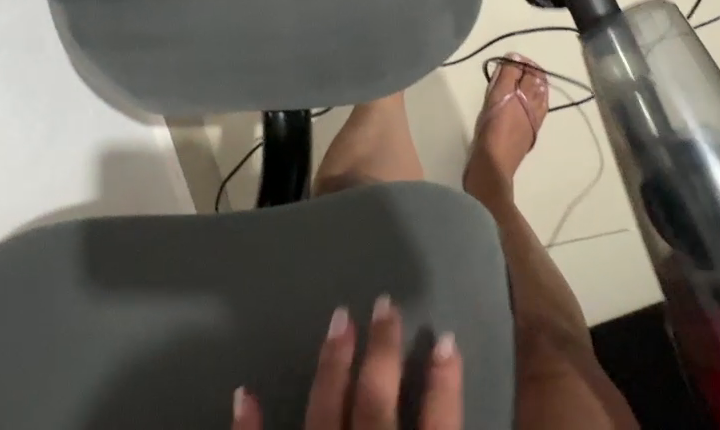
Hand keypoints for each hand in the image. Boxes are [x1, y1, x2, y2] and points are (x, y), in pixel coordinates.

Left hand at [232, 295, 462, 429]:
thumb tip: (475, 405)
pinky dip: (250, 425)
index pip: (438, 426)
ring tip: (340, 318)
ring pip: (323, 416)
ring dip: (332, 367)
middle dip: (382, 352)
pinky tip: (244, 391)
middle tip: (385, 303)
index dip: (446, 382)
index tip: (447, 336)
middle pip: (376, 406)